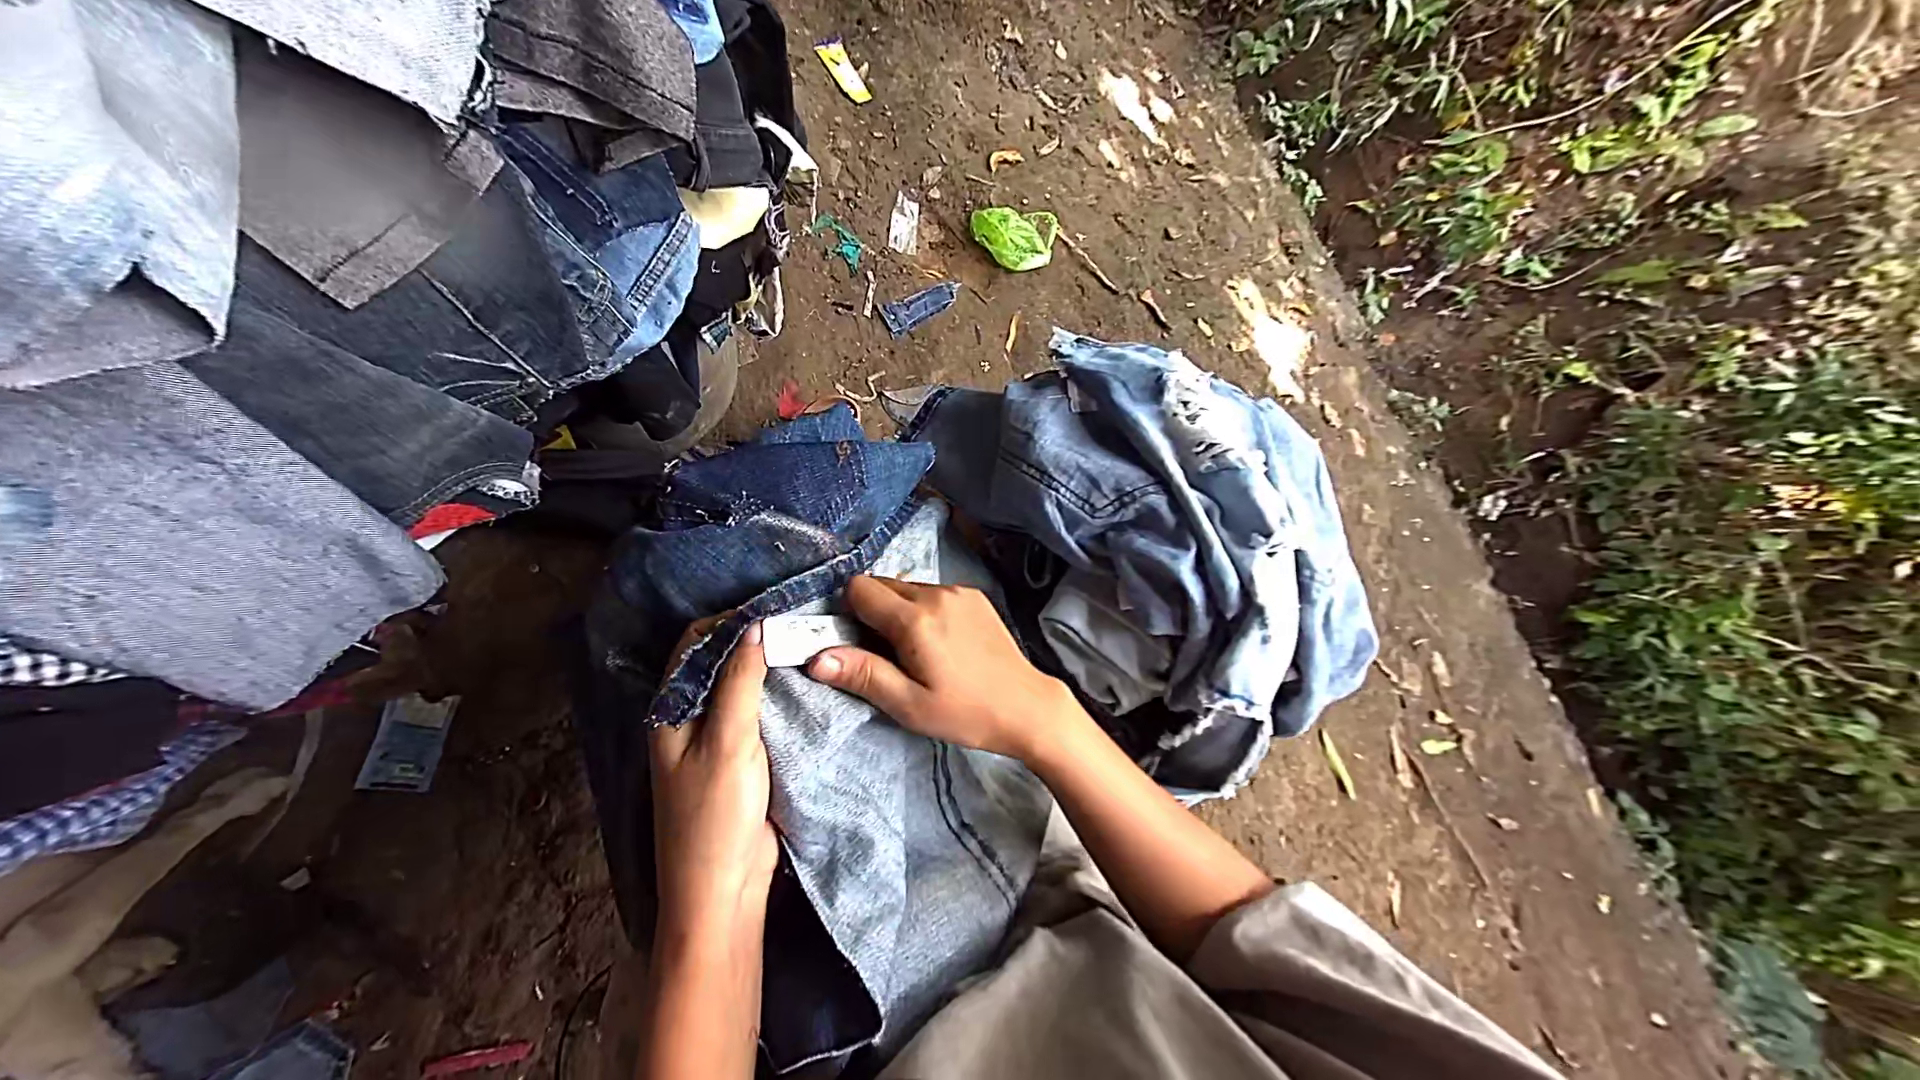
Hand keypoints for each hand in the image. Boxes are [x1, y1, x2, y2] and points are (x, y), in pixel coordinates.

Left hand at [650, 622, 778, 934]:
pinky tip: (803, 681)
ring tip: (805, 643)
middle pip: (718, 661)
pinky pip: (756, 709)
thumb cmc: (715, 815)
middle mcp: (688, 717)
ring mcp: (715, 736)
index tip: (773, 609)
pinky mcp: (741, 754)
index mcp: (671, 710)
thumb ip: (740, 682)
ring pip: (740, 684)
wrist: (723, 887)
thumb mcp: (728, 741)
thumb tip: (754, 624)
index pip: (695, 645)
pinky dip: (776, 691)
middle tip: (796, 622)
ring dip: (766, 664)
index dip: (729, 621)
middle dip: (752, 638)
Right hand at [807, 576, 1082, 761]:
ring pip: (906, 587)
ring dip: (899, 611)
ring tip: (917, 651)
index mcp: (916, 619)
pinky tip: (940, 643)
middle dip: (872, 612)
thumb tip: (816, 658)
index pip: (859, 589)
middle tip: (887, 653)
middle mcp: (937, 594)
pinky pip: (932, 591)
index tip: (858, 643)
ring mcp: (959, 592)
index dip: (848, 614)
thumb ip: (862, 675)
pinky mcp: (975, 596)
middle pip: (881, 584)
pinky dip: (924, 609)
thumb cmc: (966, 713)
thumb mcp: (909, 705)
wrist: (1027, 707)